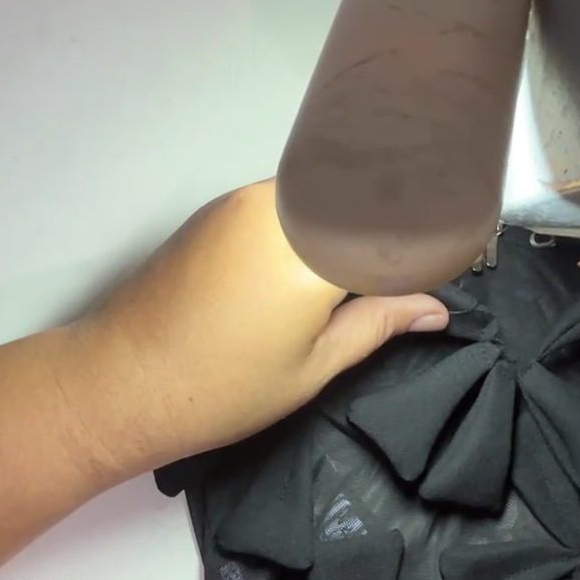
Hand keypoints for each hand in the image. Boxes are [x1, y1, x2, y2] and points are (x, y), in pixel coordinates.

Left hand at [63, 181, 449, 473]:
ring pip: (327, 189)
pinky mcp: (221, 207)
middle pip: (365, 193)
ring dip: (358, 216)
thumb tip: (435, 309)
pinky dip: (321, 215)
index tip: (458, 251)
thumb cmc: (221, 389)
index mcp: (314, 254)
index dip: (435, 242)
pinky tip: (324, 252)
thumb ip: (378, 324)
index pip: (398, 229)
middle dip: (400, 220)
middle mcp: (283, 209)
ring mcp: (246, 202)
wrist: (121, 379)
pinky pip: (291, 196)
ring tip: (371, 261)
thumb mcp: (312, 368)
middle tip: (417, 259)